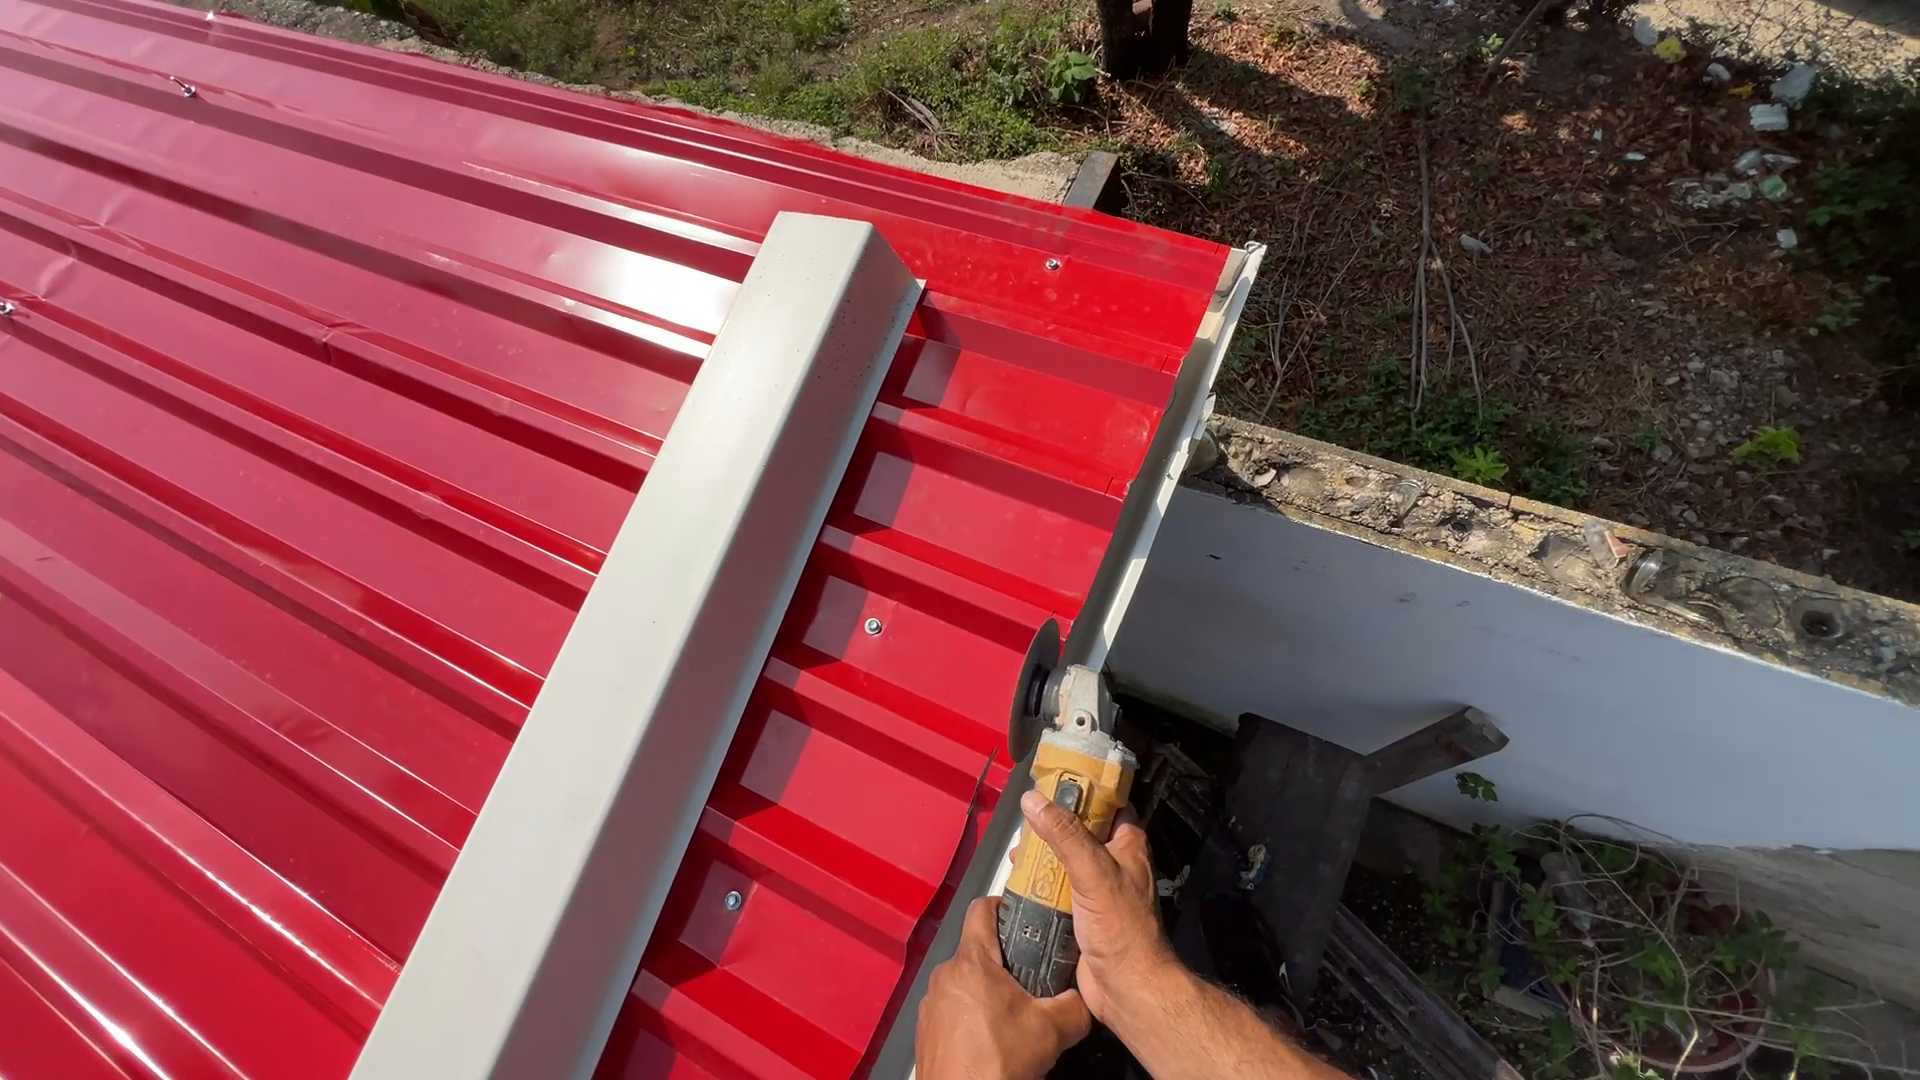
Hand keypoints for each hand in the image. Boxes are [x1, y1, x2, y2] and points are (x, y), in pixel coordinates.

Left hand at [917, 896, 1091, 1079]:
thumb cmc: (994, 1067)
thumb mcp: (1050, 1032)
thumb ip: (1074, 1005)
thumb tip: (1086, 997)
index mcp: (971, 962)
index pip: (982, 907)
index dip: (1003, 906)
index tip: (1019, 916)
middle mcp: (945, 975)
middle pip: (976, 950)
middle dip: (1002, 963)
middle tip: (1028, 980)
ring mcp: (931, 1003)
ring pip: (963, 982)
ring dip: (985, 993)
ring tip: (1010, 1018)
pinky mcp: (925, 1031)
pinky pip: (951, 1010)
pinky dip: (969, 1018)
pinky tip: (989, 1041)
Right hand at [1016, 789, 1175, 1021]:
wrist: (1127, 990)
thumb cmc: (1121, 928)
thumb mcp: (1092, 870)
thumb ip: (1064, 833)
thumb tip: (1032, 799)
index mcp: (1128, 844)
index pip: (1108, 803)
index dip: (1084, 790)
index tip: (1054, 781)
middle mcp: (1115, 862)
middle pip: (1080, 830)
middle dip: (1052, 825)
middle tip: (1026, 820)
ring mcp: (1099, 889)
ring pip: (1066, 860)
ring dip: (1043, 856)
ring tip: (1018, 852)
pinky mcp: (1083, 913)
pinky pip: (1058, 888)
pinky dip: (1040, 883)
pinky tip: (1020, 881)